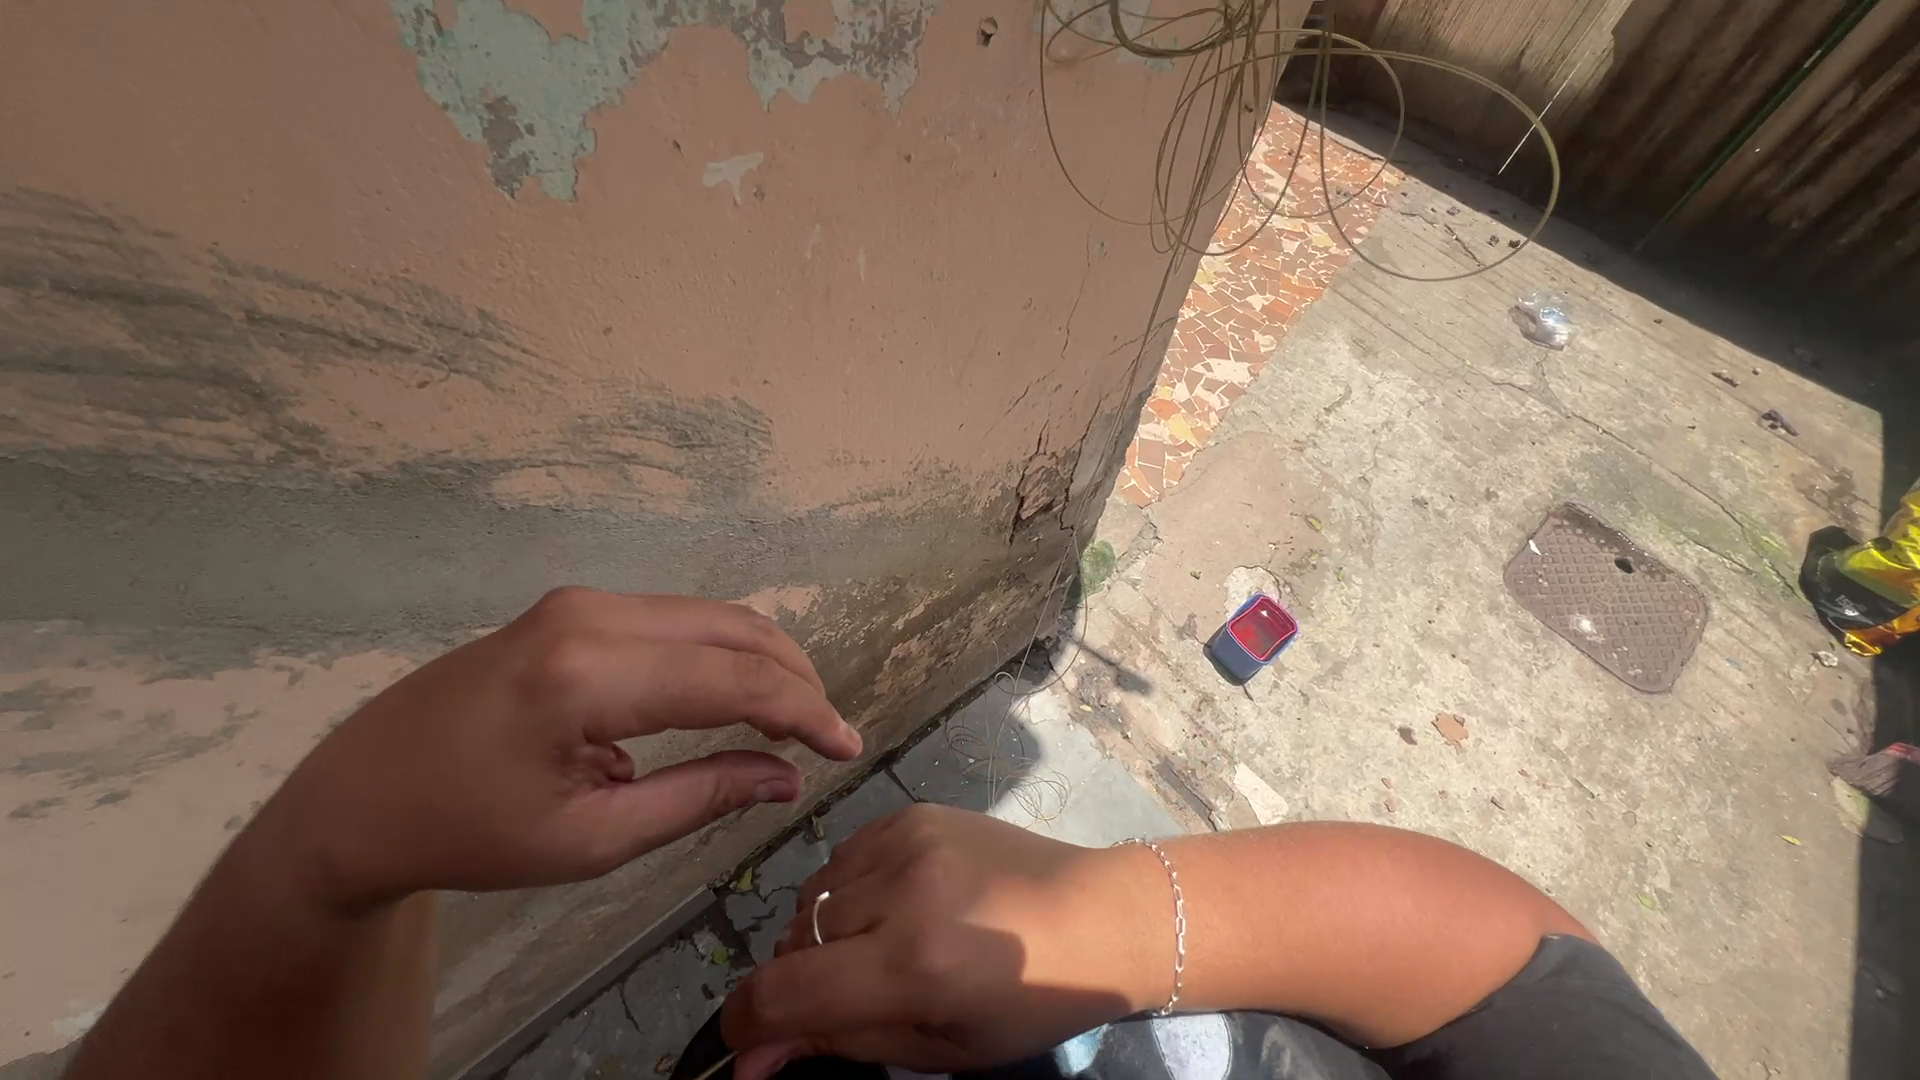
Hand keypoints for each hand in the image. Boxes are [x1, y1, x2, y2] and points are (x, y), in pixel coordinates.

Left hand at [252, 587, 862, 912]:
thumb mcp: (592, 838)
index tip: (849, 748)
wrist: (355, 797)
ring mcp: (584, 601)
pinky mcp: (579, 606)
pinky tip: (736, 693)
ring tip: (791, 718)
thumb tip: (788, 778)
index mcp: (588, 676)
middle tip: (824, 736)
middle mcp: (594, 615)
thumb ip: (702, 798)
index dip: (805, 712)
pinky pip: (681, 619)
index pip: (733, 681)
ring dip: (766, 662)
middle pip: (736, 632)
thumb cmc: (467, 833)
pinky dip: (725, 653)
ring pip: (715, 617)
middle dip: (796, 680)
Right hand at [721, 805, 1170, 1078]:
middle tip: (852, 991)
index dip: (747, 1025)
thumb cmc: (1029, 1000)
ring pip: (814, 892)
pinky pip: (846, 854)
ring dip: (824, 929)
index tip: (748, 1044)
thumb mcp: (940, 1043)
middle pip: (793, 939)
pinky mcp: (915, 811)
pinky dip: (849, 886)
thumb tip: (752, 1058)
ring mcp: (907, 839)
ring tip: (879, 942)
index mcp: (912, 962)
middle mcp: (900, 890)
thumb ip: (841, 1040)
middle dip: (801, 977)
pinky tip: (894, 899)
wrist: (1095, 912)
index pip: (784, 991)